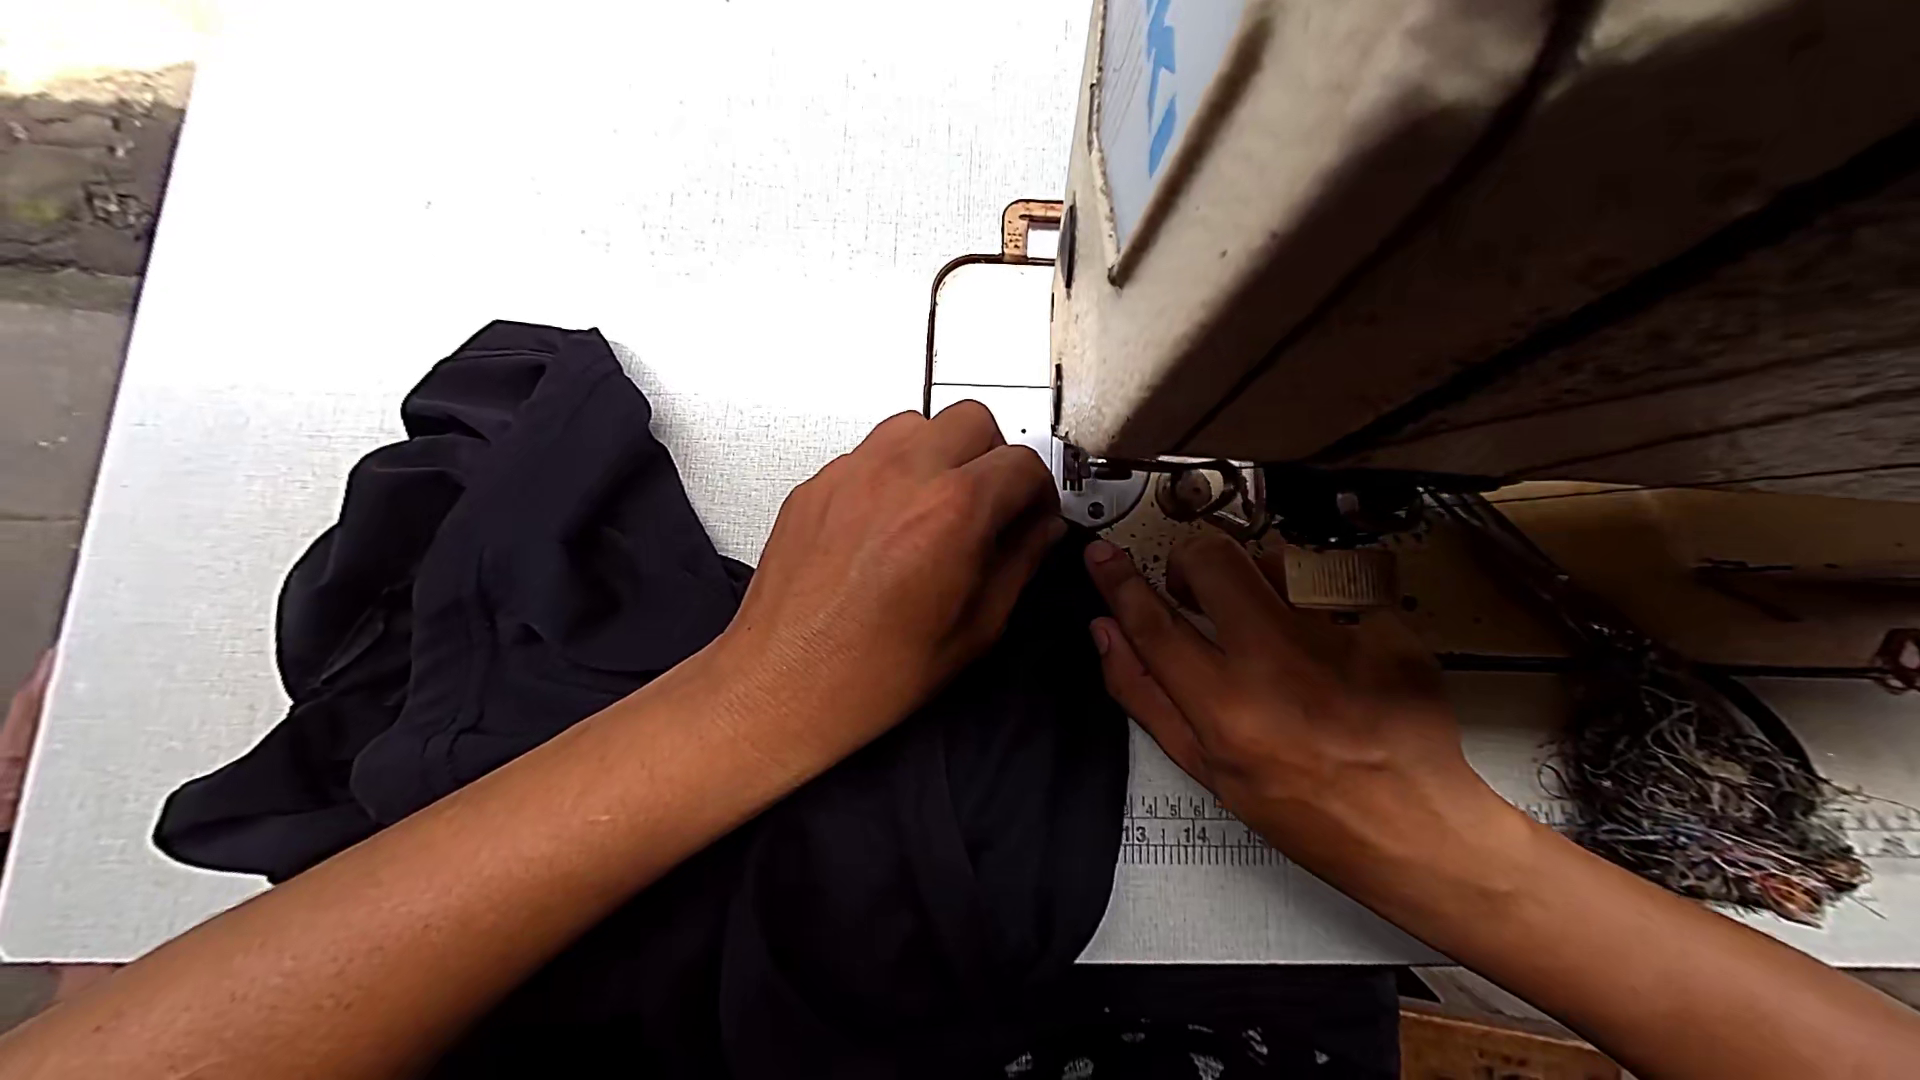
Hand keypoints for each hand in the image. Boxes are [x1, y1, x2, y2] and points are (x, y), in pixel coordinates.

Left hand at [720, 401, 1062, 761]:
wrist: (785, 685)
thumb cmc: (867, 673)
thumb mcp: (974, 629)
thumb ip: (1018, 565)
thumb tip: (1037, 534)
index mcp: (950, 512)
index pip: (1021, 462)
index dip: (1040, 488)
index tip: (1033, 509)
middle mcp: (899, 477)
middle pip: (972, 418)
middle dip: (995, 454)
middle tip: (995, 497)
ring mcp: (851, 475)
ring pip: (916, 423)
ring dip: (942, 452)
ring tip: (942, 500)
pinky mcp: (817, 485)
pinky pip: (869, 452)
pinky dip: (893, 471)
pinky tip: (893, 517)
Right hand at [1082, 531, 1496, 885]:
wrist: (1413, 827)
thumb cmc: (1302, 807)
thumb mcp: (1204, 765)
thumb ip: (1144, 693)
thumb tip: (1107, 634)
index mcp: (1224, 708)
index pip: (1152, 621)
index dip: (1117, 581)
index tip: (1102, 556)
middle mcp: (1278, 664)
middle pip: (1210, 561)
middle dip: (1190, 560)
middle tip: (1196, 586)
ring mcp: (1338, 640)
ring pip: (1272, 557)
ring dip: (1254, 577)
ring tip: (1269, 621)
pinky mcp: (1386, 628)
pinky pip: (1328, 582)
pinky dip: (1313, 599)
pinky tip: (1325, 640)